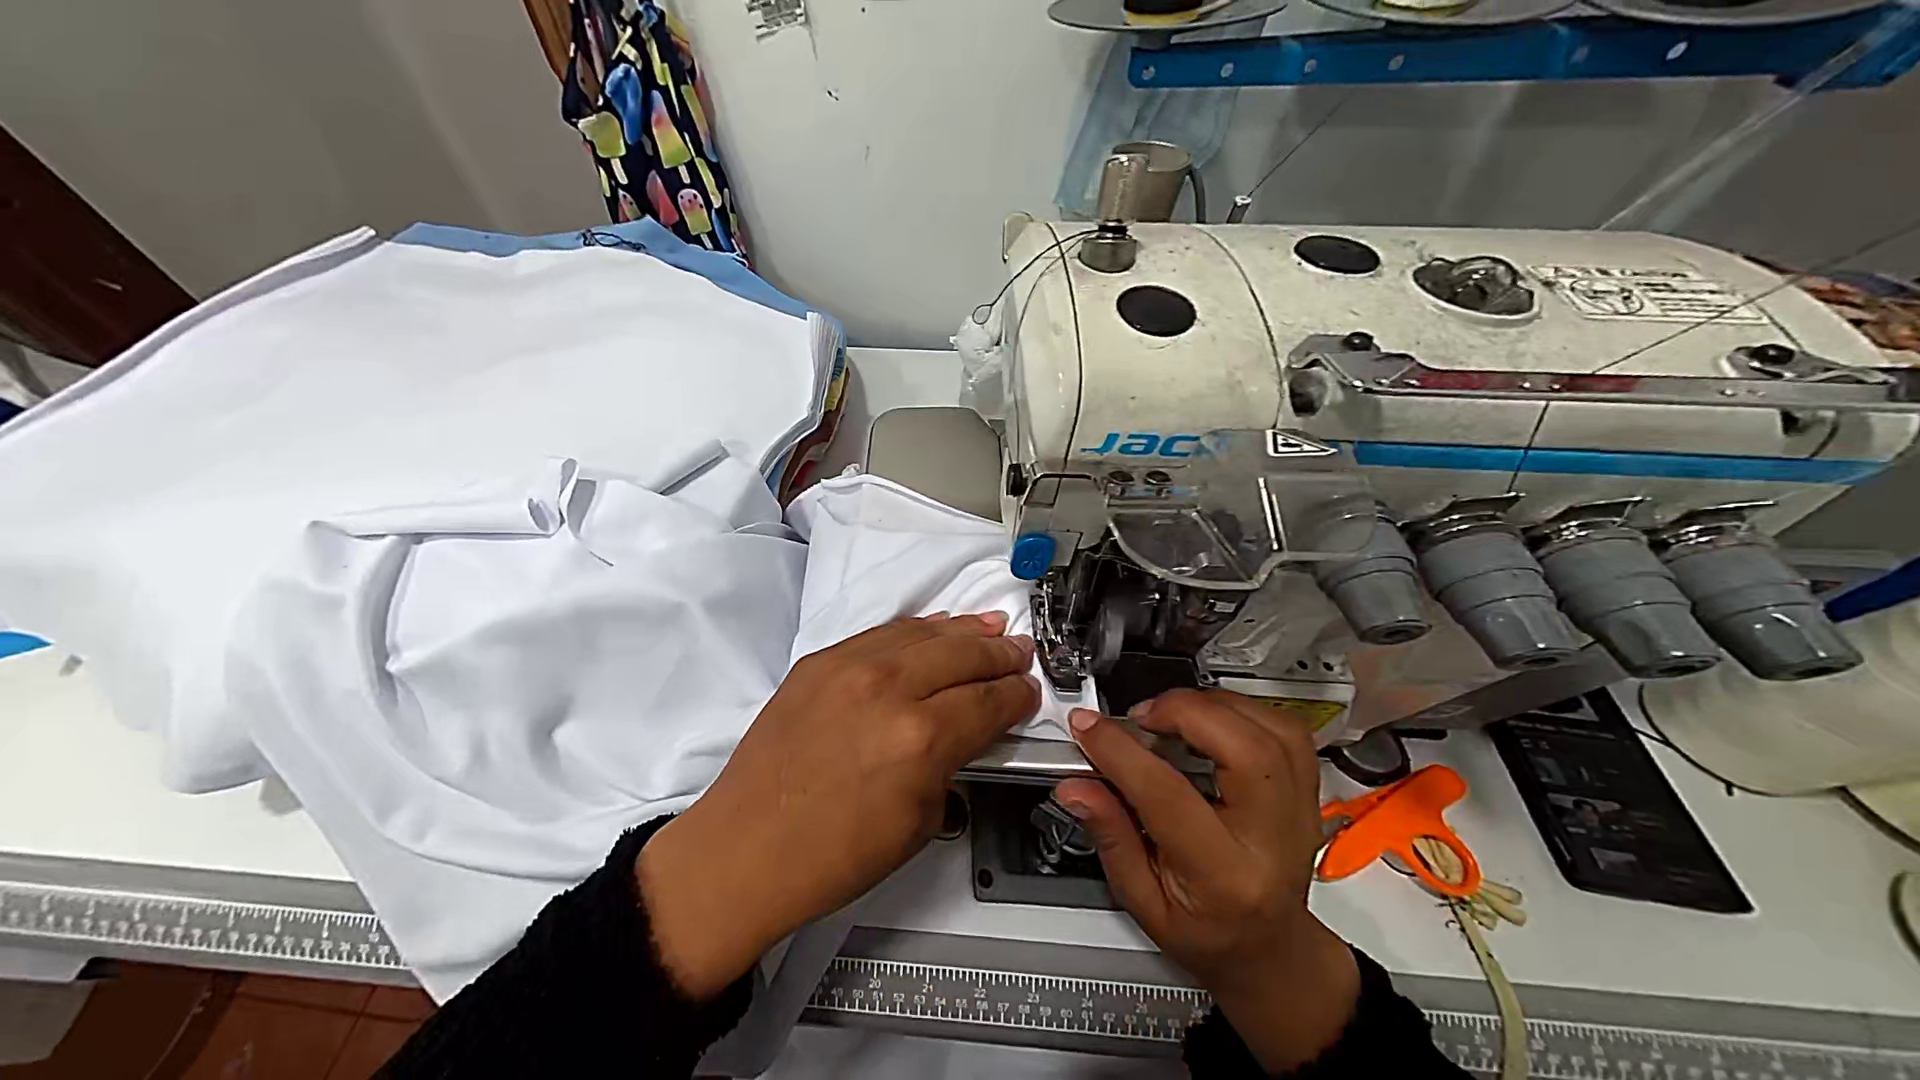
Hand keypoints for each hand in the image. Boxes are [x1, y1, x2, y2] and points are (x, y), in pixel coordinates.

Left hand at [638, 613, 1039, 998]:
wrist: (746, 850)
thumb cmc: (836, 854)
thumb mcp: (919, 820)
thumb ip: (953, 762)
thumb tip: (970, 729)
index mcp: (921, 738)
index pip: (988, 701)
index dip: (1017, 695)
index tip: (1029, 690)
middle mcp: (888, 689)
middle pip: (964, 654)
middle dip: (1001, 654)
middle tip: (1021, 652)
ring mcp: (849, 667)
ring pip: (924, 633)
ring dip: (964, 632)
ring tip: (990, 628)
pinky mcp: (819, 661)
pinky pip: (882, 633)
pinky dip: (917, 631)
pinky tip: (934, 631)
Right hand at [1053, 691, 1359, 1072]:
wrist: (1268, 951)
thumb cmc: (1209, 934)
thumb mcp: (1142, 900)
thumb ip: (1110, 835)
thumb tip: (1077, 787)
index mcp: (1224, 877)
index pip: (1169, 795)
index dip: (1120, 751)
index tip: (1089, 728)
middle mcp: (1272, 840)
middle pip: (1244, 749)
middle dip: (1183, 712)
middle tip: (1141, 717)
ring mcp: (1298, 812)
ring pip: (1272, 730)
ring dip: (1213, 706)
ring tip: (1172, 715)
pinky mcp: (1306, 792)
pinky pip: (1286, 730)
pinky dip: (1242, 711)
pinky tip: (1209, 720)